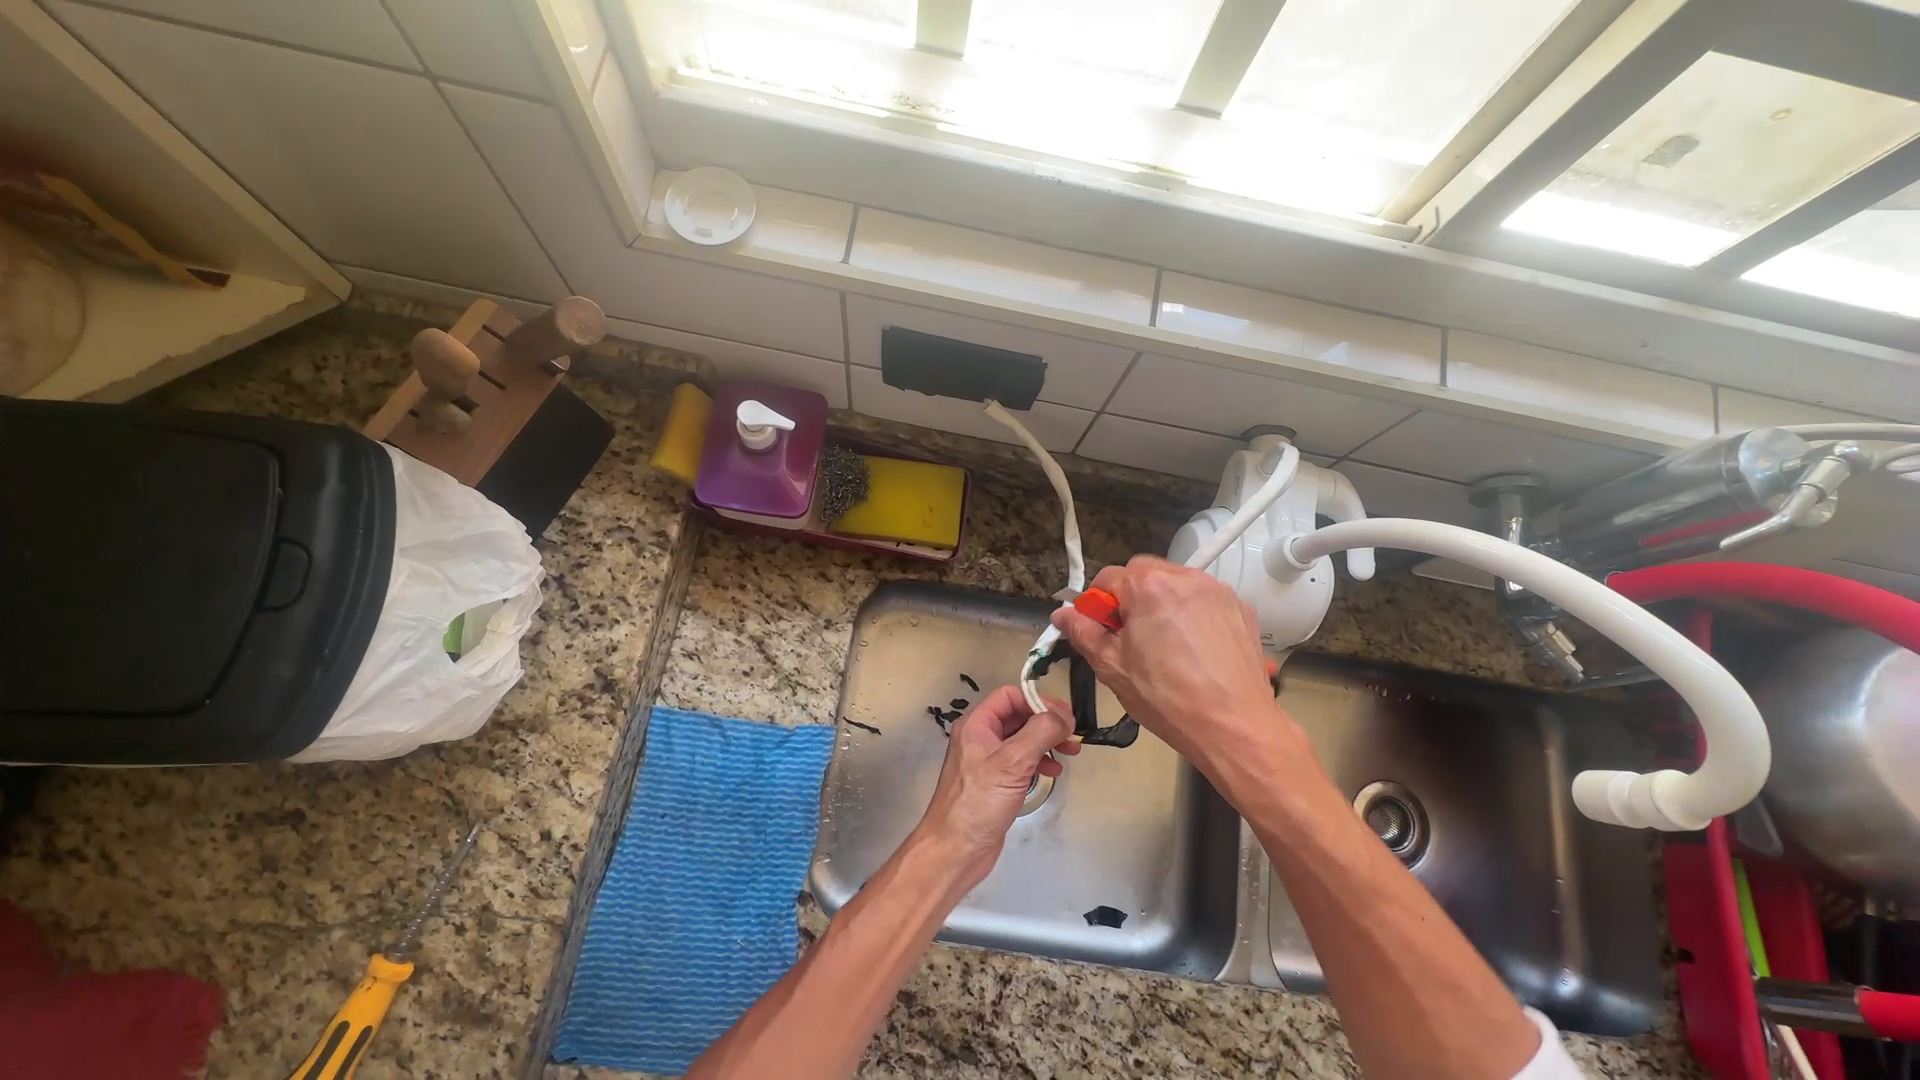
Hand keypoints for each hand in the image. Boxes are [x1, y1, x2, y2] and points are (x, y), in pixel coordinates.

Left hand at [912, 684, 1078, 890]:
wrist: (956, 850)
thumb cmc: (978, 803)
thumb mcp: (1012, 762)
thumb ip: (1040, 733)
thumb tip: (1064, 716)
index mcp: (976, 726)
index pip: (1010, 696)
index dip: (1038, 701)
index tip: (1064, 715)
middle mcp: (981, 738)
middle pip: (1018, 716)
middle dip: (1046, 722)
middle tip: (1072, 734)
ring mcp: (988, 761)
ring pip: (1022, 739)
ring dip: (1047, 741)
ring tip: (1070, 752)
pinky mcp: (996, 782)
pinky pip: (1021, 761)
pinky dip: (1039, 761)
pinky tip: (1053, 770)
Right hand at [1050, 556, 1283, 774]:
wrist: (1234, 726)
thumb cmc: (1168, 699)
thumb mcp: (1112, 667)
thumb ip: (1082, 633)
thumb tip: (1063, 614)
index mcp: (1148, 587)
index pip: (1107, 578)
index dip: (1097, 605)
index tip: (1100, 632)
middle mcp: (1185, 577)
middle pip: (1143, 574)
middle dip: (1130, 599)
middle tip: (1130, 638)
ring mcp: (1217, 591)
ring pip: (1175, 585)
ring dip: (1162, 605)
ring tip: (1164, 647)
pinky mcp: (1240, 608)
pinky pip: (1203, 600)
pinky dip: (1192, 615)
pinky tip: (1193, 651)